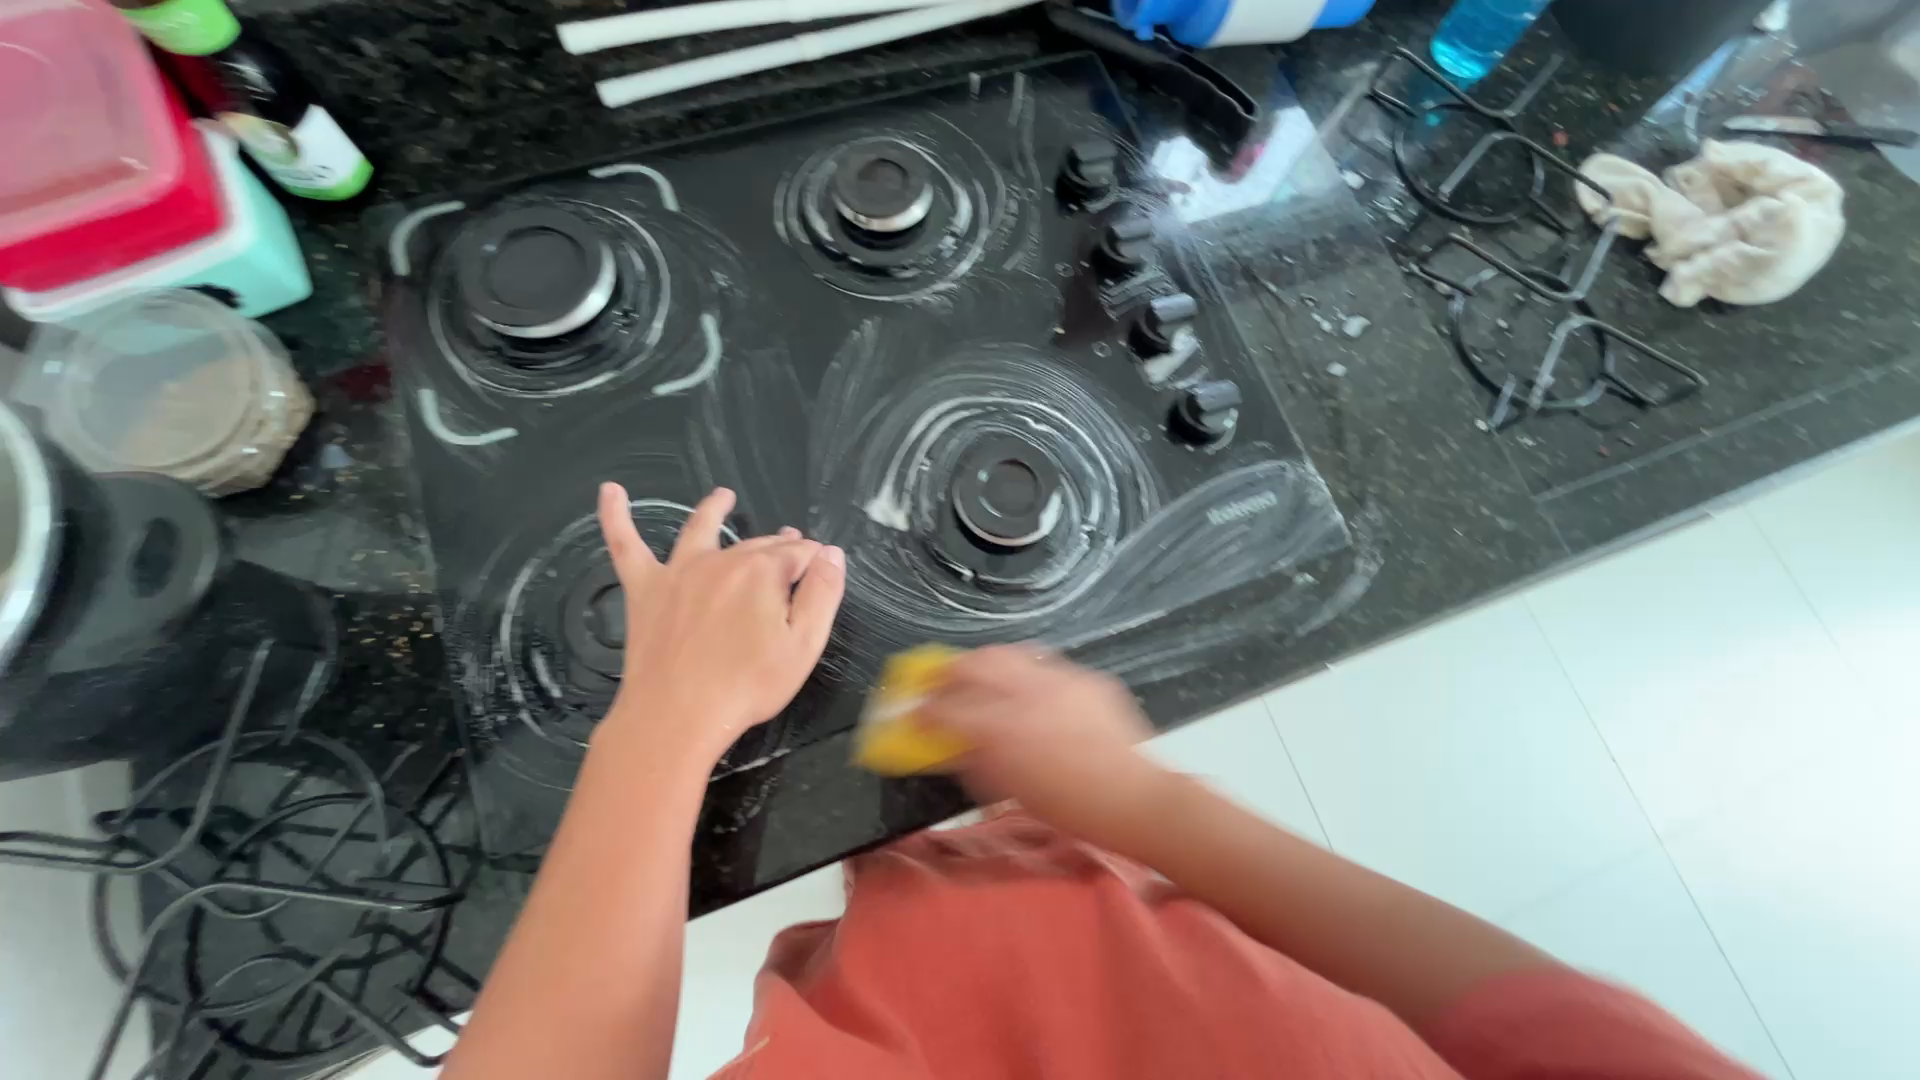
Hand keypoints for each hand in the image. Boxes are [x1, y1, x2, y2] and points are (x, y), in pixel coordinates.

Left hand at [595, 484, 845, 763]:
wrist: (677, 716)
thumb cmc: (748, 685)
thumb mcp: (804, 645)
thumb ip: (823, 593)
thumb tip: (830, 553)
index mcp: (763, 571)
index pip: (800, 554)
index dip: (816, 561)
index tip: (823, 572)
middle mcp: (722, 560)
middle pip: (759, 544)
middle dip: (781, 545)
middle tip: (795, 554)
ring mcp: (679, 571)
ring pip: (700, 529)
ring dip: (714, 509)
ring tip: (724, 496)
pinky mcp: (645, 589)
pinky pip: (625, 545)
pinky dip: (615, 516)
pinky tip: (610, 491)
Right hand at [917, 646, 1167, 849]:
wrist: (1132, 798)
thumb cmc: (1067, 807)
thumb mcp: (1008, 789)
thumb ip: (974, 759)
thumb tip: (948, 741)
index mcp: (1003, 730)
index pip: (946, 708)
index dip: (922, 711)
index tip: (913, 715)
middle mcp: (1028, 694)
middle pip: (973, 663)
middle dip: (947, 671)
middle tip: (937, 682)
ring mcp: (1060, 679)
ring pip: (1009, 653)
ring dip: (985, 664)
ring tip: (979, 678)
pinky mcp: (1086, 677)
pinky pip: (1046, 665)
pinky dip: (1027, 675)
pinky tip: (1030, 692)